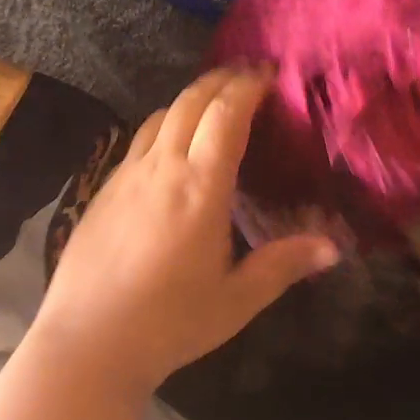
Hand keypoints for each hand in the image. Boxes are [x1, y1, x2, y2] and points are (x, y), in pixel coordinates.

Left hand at [27, 68, 339, 394]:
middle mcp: (162, 167)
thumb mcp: (235, 301)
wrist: (85, 345)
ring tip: (214, 99)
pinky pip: (139, 137)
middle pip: (192, 100)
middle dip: (222, 79)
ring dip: (192, 96)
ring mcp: (127, 174)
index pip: (226, 114)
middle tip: (248, 75)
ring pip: (161, 113)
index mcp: (200, 187)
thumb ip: (283, 265)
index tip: (269, 75)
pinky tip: (171, 142)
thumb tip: (334, 247)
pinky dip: (164, 121)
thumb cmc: (168, 323)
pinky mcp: (103, 188)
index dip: (248, 86)